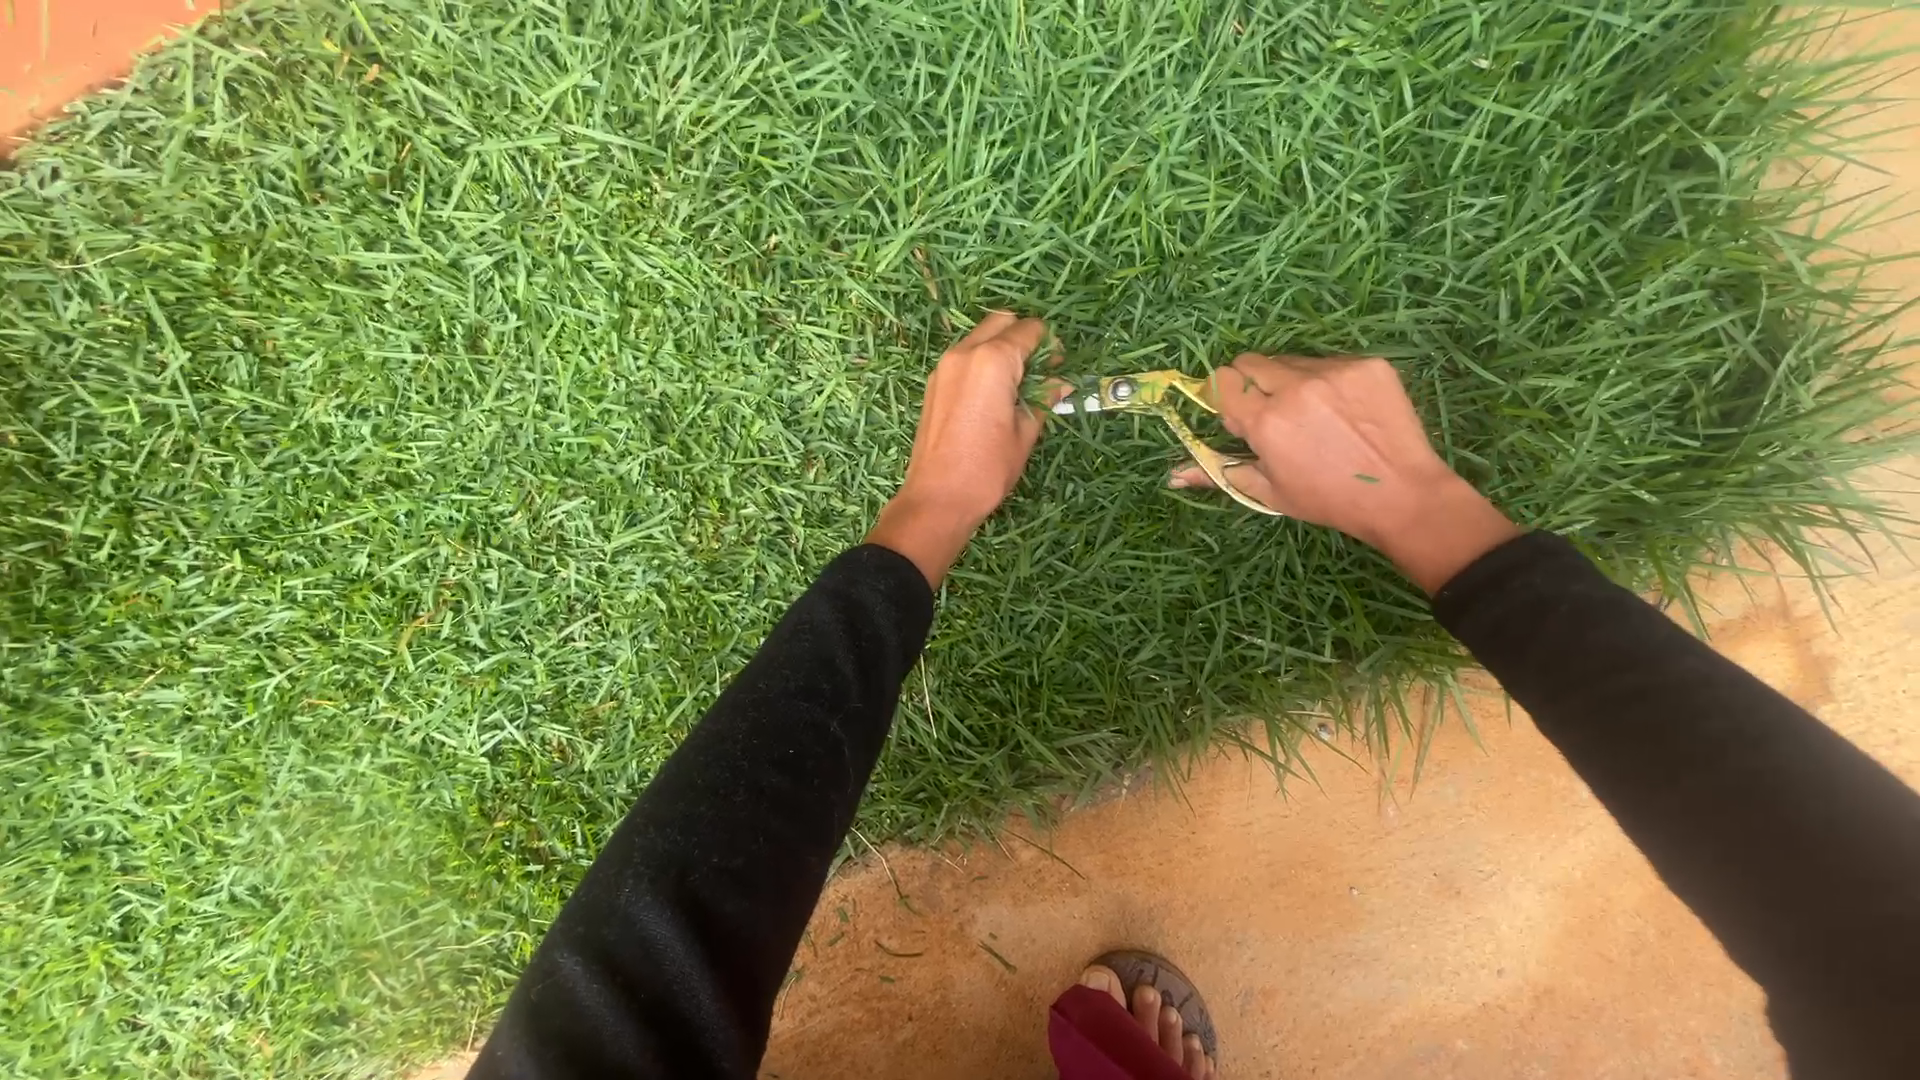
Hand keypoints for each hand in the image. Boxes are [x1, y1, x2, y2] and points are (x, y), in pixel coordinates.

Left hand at [867, 312, 1053, 586]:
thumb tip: (1061, 384)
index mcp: (992, 361)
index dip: (1050, 345)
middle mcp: (965, 353)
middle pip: (1001, 322)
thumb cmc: (987, 469)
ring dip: (1002, 348)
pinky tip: (994, 394)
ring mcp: (944, 366)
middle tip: (1039, 370)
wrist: (937, 498)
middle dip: (1024, 338)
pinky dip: (983, 362)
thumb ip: (1043, 400)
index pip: (1029, 331)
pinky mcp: (934, 383)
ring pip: (980, 337)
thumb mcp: (1025, 434)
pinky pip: (964, 356)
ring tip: (1017, 385)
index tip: (1058, 367)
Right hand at [1173, 353, 1519, 593]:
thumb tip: (1172, 476)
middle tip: (1272, 413)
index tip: (1239, 417)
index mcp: (1265, 422)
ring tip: (1314, 415)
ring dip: (1289, 382)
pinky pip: (1328, 362)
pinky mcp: (1367, 364)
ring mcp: (1334, 372)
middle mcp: (1295, 388)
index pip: (1222, 382)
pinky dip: (1326, 381)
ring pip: (1290, 361)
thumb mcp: (1267, 491)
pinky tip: (1343, 410)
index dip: (1225, 399)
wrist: (1401, 494)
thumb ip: (1216, 473)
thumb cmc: (1326, 500)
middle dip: (1251, 384)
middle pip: (1250, 362)